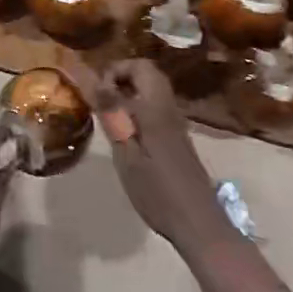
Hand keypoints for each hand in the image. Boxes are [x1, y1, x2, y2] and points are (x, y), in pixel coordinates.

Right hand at [81, 60, 226, 246]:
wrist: (198, 224)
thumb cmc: (157, 190)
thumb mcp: (126, 154)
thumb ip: (112, 113)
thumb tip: (94, 79)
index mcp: (156, 108)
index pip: (140, 67)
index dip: (115, 69)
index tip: (96, 90)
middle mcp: (168, 109)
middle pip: (148, 74)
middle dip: (122, 77)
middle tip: (100, 98)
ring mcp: (176, 124)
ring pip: (153, 91)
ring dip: (130, 92)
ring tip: (108, 115)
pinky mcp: (177, 139)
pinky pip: (156, 107)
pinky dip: (138, 108)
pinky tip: (125, 133)